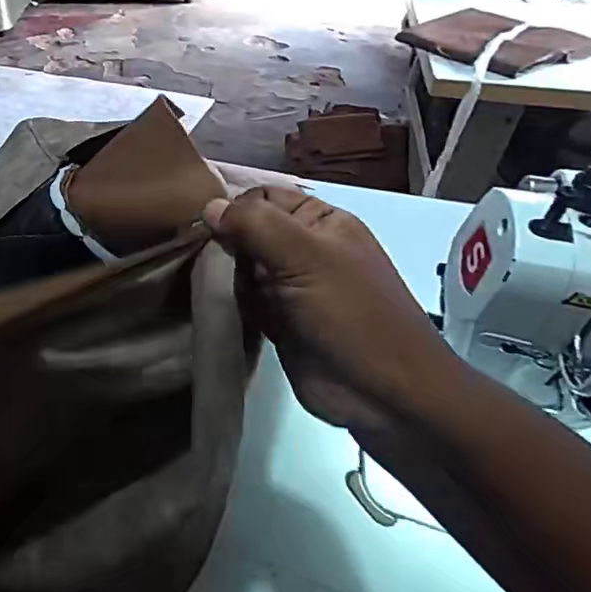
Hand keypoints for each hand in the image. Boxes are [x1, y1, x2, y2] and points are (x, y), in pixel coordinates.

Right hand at [202, 187, 457, 431]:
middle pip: (244, 231)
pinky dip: (240, 306)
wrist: (383, 395)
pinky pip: (244, 299)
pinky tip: (252, 318)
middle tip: (235, 271)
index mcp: (320, 221)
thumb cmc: (350, 316)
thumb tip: (207, 206)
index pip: (259, 196)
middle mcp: (304, 247)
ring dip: (234, 282)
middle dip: (231, 249)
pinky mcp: (279, 318)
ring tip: (250, 301)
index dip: (234, 209)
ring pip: (239, 267)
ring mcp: (291, 285)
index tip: (212, 231)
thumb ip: (254, 223)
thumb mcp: (304, 256)